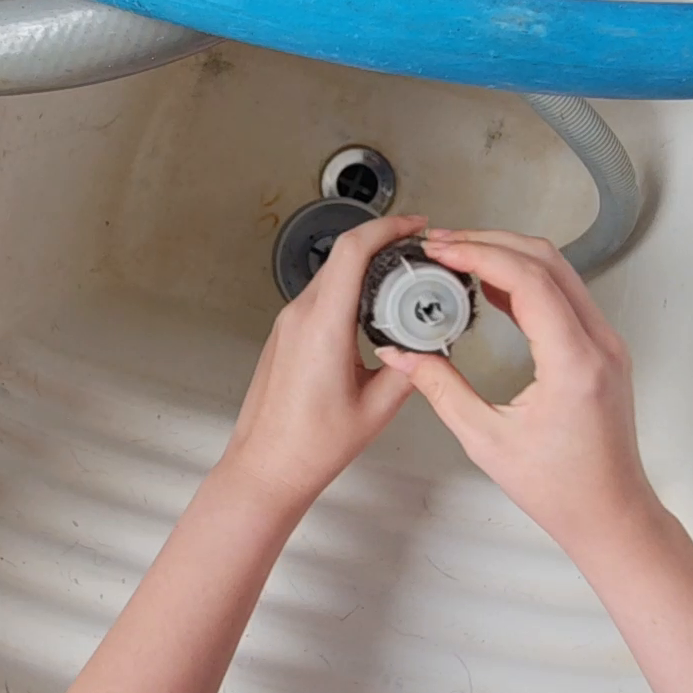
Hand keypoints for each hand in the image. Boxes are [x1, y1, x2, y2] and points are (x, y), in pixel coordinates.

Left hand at [217, 214, 427, 506]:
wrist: (266, 466)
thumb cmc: (309, 445)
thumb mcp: (377, 408)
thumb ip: (409, 368)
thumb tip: (426, 347)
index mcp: (323, 325)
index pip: (352, 251)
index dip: (387, 228)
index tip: (414, 226)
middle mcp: (300, 316)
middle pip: (342, 257)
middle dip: (382, 246)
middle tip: (416, 254)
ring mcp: (287, 324)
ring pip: (330, 276)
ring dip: (364, 270)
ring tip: (399, 285)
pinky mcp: (284, 334)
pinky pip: (318, 297)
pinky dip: (347, 292)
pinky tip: (370, 314)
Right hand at [376, 229, 654, 544]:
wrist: (611, 514)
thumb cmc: (561, 489)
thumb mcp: (484, 439)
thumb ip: (439, 388)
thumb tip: (402, 354)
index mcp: (574, 363)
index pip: (528, 280)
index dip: (479, 254)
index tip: (441, 250)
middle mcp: (597, 343)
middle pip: (545, 260)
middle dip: (489, 242)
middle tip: (442, 244)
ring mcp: (603, 341)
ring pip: (556, 270)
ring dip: (506, 254)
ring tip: (458, 255)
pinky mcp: (598, 347)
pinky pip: (561, 292)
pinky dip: (522, 277)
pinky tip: (487, 282)